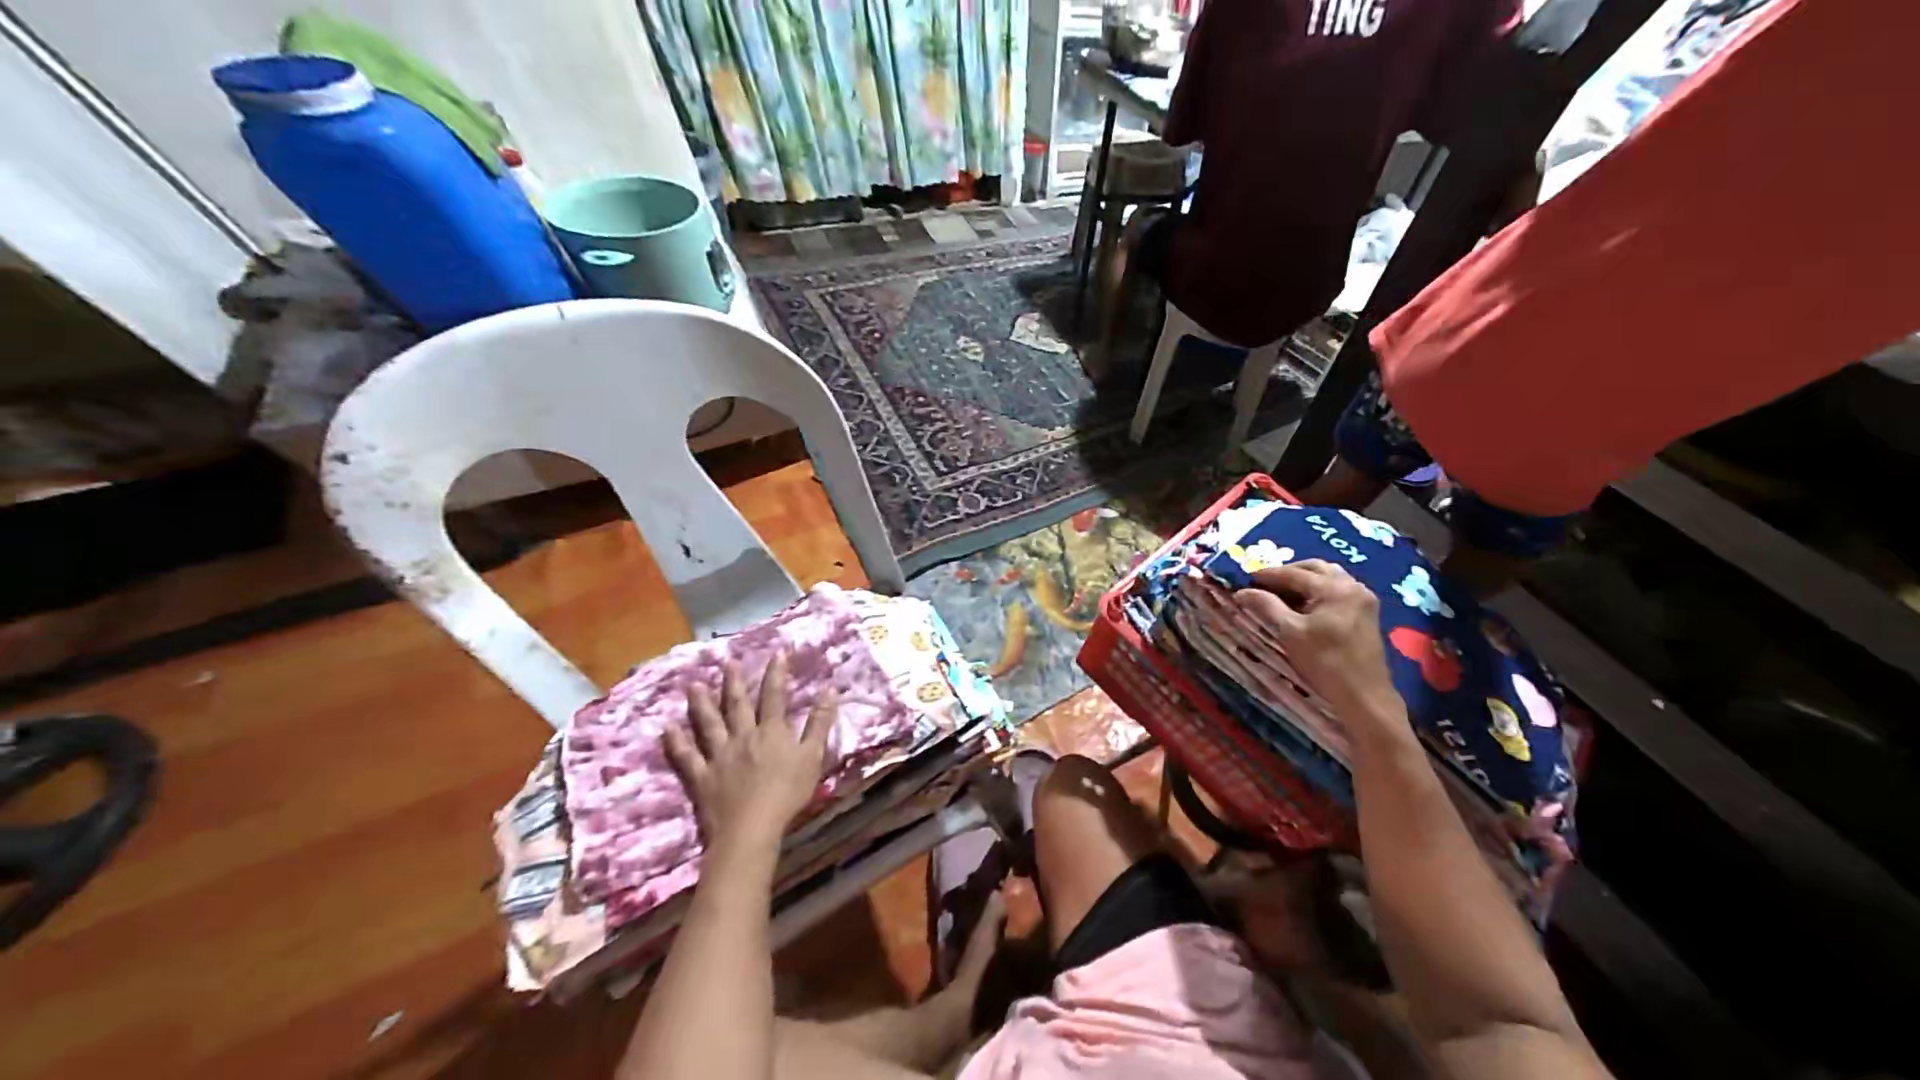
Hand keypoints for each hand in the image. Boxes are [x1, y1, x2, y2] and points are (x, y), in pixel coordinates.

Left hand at [663, 650, 835, 851]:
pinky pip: (686, 756)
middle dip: (734, 681)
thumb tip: (830, 690)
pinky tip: (668, 728)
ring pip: (708, 723)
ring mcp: (719, 755)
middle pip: (738, 704)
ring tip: (693, 685)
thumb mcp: (813, 757)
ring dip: (701, 703)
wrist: (752, 827)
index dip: (776, 673)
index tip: (777, 652)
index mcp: (771, 732)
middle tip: (728, 661)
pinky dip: (676, 742)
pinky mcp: (701, 776)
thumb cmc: (788, 793)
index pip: (775, 696)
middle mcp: (743, 736)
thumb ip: (819, 723)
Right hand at [1234, 561, 1402, 727]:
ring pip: (1329, 576)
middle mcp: (1352, 586)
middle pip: (1315, 568)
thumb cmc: (1325, 662)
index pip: (1294, 574)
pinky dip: (1319, 589)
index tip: (1247, 578)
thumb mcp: (1290, 632)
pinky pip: (1339, 588)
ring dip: (1305, 579)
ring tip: (1283, 592)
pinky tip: (1306, 604)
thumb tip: (1242, 591)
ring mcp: (1363, 598)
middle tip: (1265, 583)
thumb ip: (1266, 606)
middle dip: (1288, 573)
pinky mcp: (1367, 611)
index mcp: (1334, 588)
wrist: (1364, 694)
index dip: (1268, 575)